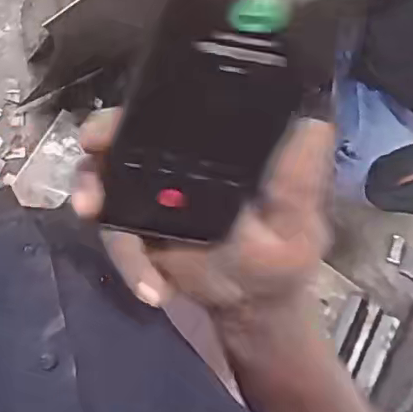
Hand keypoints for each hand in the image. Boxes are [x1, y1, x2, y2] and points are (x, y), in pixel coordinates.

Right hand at [70, 110, 333, 313]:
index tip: (119, 123)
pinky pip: (112, 232)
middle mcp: (165, 154)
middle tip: (96, 173)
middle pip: (118, 132)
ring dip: (97, 202)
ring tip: (115, 232)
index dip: (140, 104)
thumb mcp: (297, 216)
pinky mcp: (128, 226)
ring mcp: (140, 189)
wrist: (250, 307)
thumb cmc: (280, 251)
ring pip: (101, 179)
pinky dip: (128, 260)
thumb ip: (299, 177)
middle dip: (99, 141)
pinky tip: (153, 287)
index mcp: (203, 140)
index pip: (164, 106)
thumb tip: (316, 122)